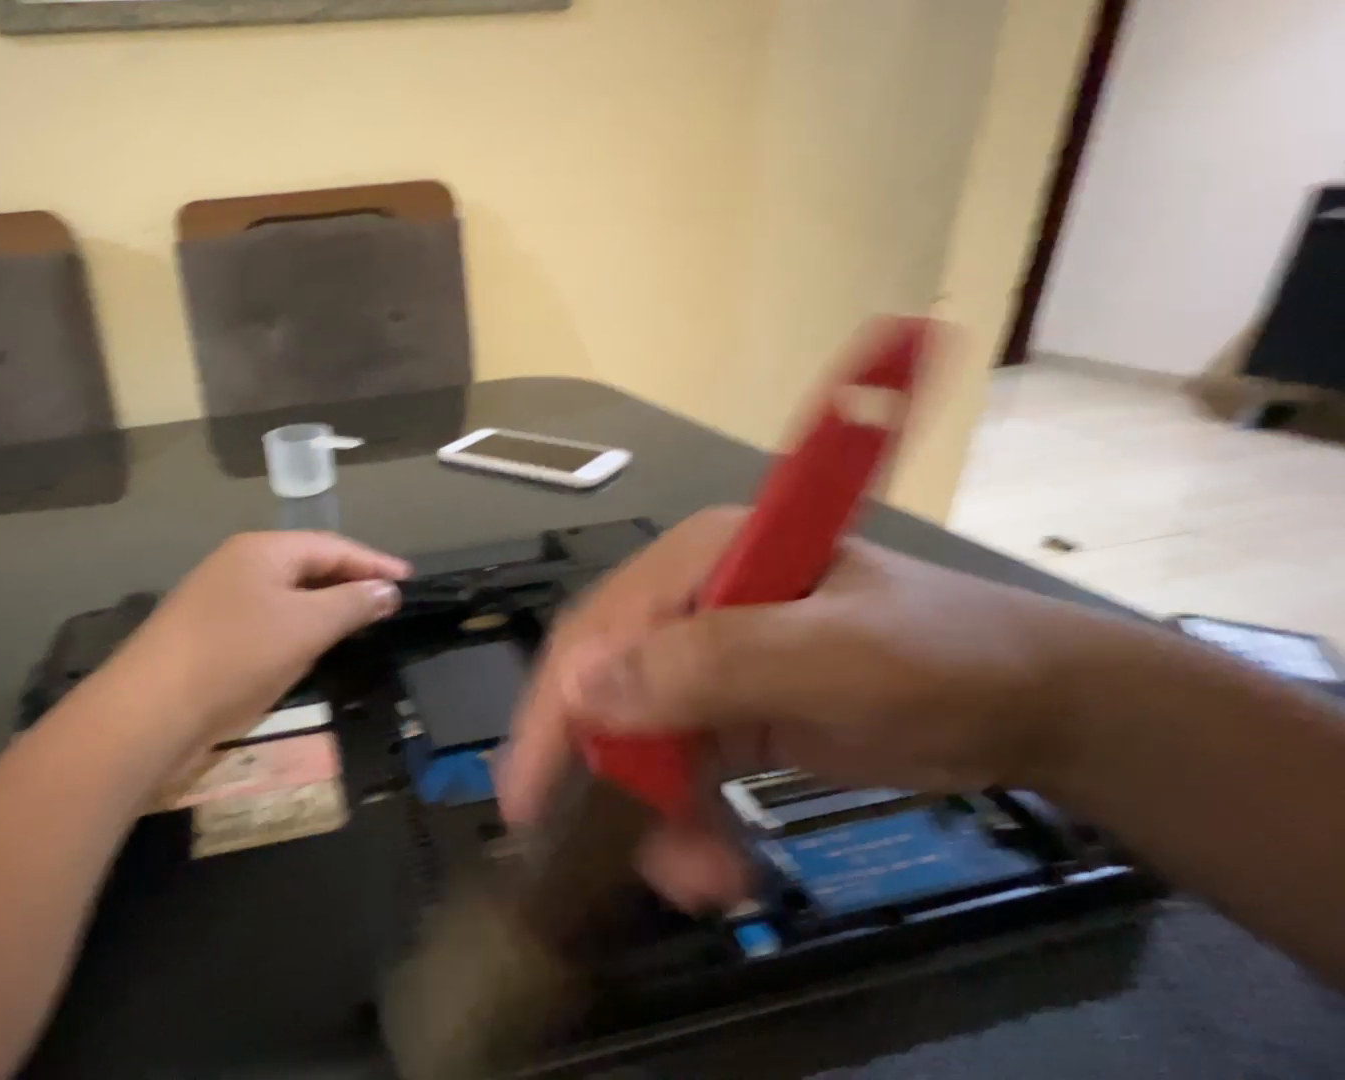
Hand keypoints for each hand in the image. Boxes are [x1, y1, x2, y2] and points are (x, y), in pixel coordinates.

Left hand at [96, 532, 409, 753]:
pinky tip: (310, 651)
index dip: (373, 563)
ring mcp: (221, 601)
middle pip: (307, 567)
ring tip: (360, 625)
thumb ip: (351, 603)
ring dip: (323, 609)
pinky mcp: (211, 637)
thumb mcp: (305, 626)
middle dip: (349, 583)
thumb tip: (387, 589)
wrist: (152, 711)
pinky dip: (296, 631)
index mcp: (262, 550)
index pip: (331, 546)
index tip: (410, 582)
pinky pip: (267, 623)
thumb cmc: (236, 656)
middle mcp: (239, 566)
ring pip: (286, 597)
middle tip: (389, 605)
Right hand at [499, 506, 1112, 908]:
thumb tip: (583, 689)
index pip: (598, 630)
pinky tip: (713, 864)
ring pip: (637, 741)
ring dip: (652, 812)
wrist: (1039, 709)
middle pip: (605, 689)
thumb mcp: (830, 657)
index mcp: (700, 563)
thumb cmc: (941, 661)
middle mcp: (688, 606)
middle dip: (608, 776)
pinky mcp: (729, 712)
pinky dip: (684, 819)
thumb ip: (709, 663)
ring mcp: (706, 661)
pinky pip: (677, 768)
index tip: (532, 792)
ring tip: (696, 876)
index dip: (556, 708)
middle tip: (608, 853)